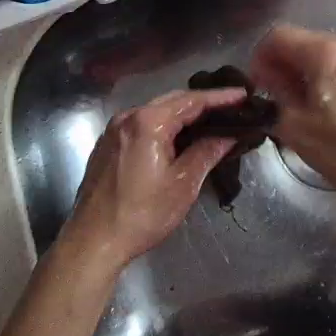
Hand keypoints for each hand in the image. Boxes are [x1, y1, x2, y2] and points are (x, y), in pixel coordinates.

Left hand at [59, 87, 245, 271]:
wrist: (92, 242)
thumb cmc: (142, 214)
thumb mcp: (182, 184)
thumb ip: (206, 152)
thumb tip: (228, 135)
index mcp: (148, 122)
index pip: (191, 100)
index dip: (219, 97)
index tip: (243, 94)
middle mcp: (128, 117)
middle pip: (172, 100)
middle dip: (201, 102)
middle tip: (230, 106)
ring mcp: (114, 130)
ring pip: (155, 111)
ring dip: (182, 113)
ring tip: (209, 119)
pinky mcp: (107, 144)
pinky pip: (141, 124)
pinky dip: (163, 124)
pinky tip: (177, 136)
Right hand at [250, 25, 335, 207]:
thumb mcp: (296, 128)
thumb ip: (274, 97)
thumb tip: (268, 81)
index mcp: (326, 50)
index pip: (278, 36)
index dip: (259, 59)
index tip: (258, 86)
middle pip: (304, 44)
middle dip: (284, 69)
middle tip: (278, 101)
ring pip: (328, 57)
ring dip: (309, 76)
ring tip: (306, 109)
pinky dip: (335, 81)